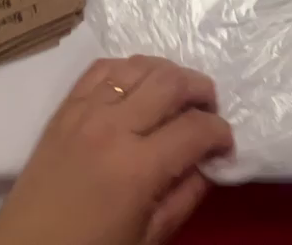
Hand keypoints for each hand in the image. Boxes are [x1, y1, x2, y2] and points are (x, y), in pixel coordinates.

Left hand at [0, 56, 233, 244]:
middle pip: (171, 82)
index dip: (220, 133)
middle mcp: (113, 126)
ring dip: (168, 72)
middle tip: (210, 109)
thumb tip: (208, 162)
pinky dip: (128, 67)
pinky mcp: (65, 105)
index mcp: (136, 168)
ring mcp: (85, 110)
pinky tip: (139, 82)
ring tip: (179, 93)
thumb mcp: (148, 237)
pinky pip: (103, 67)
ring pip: (139, 64)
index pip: (195, 129)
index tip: (226, 143)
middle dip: (201, 90)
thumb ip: (183, 196)